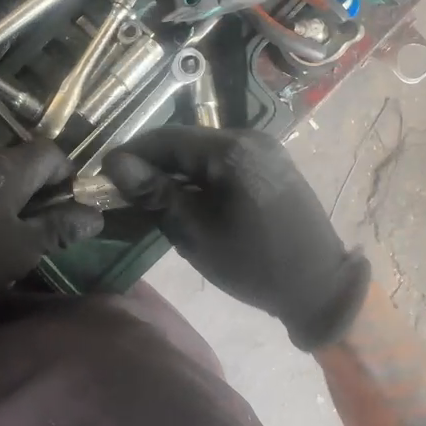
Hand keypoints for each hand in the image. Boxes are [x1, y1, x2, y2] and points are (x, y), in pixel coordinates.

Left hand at [0, 140, 103, 340]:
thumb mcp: (21, 252)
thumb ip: (60, 228)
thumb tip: (95, 214)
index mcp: (6, 166)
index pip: (52, 152)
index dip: (67, 176)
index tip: (68, 208)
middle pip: (21, 160)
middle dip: (36, 188)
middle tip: (38, 227)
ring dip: (5, 193)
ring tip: (3, 231)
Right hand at [104, 126, 368, 349]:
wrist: (322, 288)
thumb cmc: (255, 264)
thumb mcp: (196, 233)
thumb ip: (155, 193)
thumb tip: (114, 164)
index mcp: (231, 150)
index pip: (164, 138)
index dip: (129, 155)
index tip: (103, 177)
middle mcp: (248, 137)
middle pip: (182, 142)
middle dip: (151, 165)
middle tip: (124, 194)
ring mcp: (263, 149)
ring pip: (200, 152)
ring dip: (174, 172)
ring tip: (151, 200)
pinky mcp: (270, 164)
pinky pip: (221, 161)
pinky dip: (198, 177)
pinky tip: (186, 201)